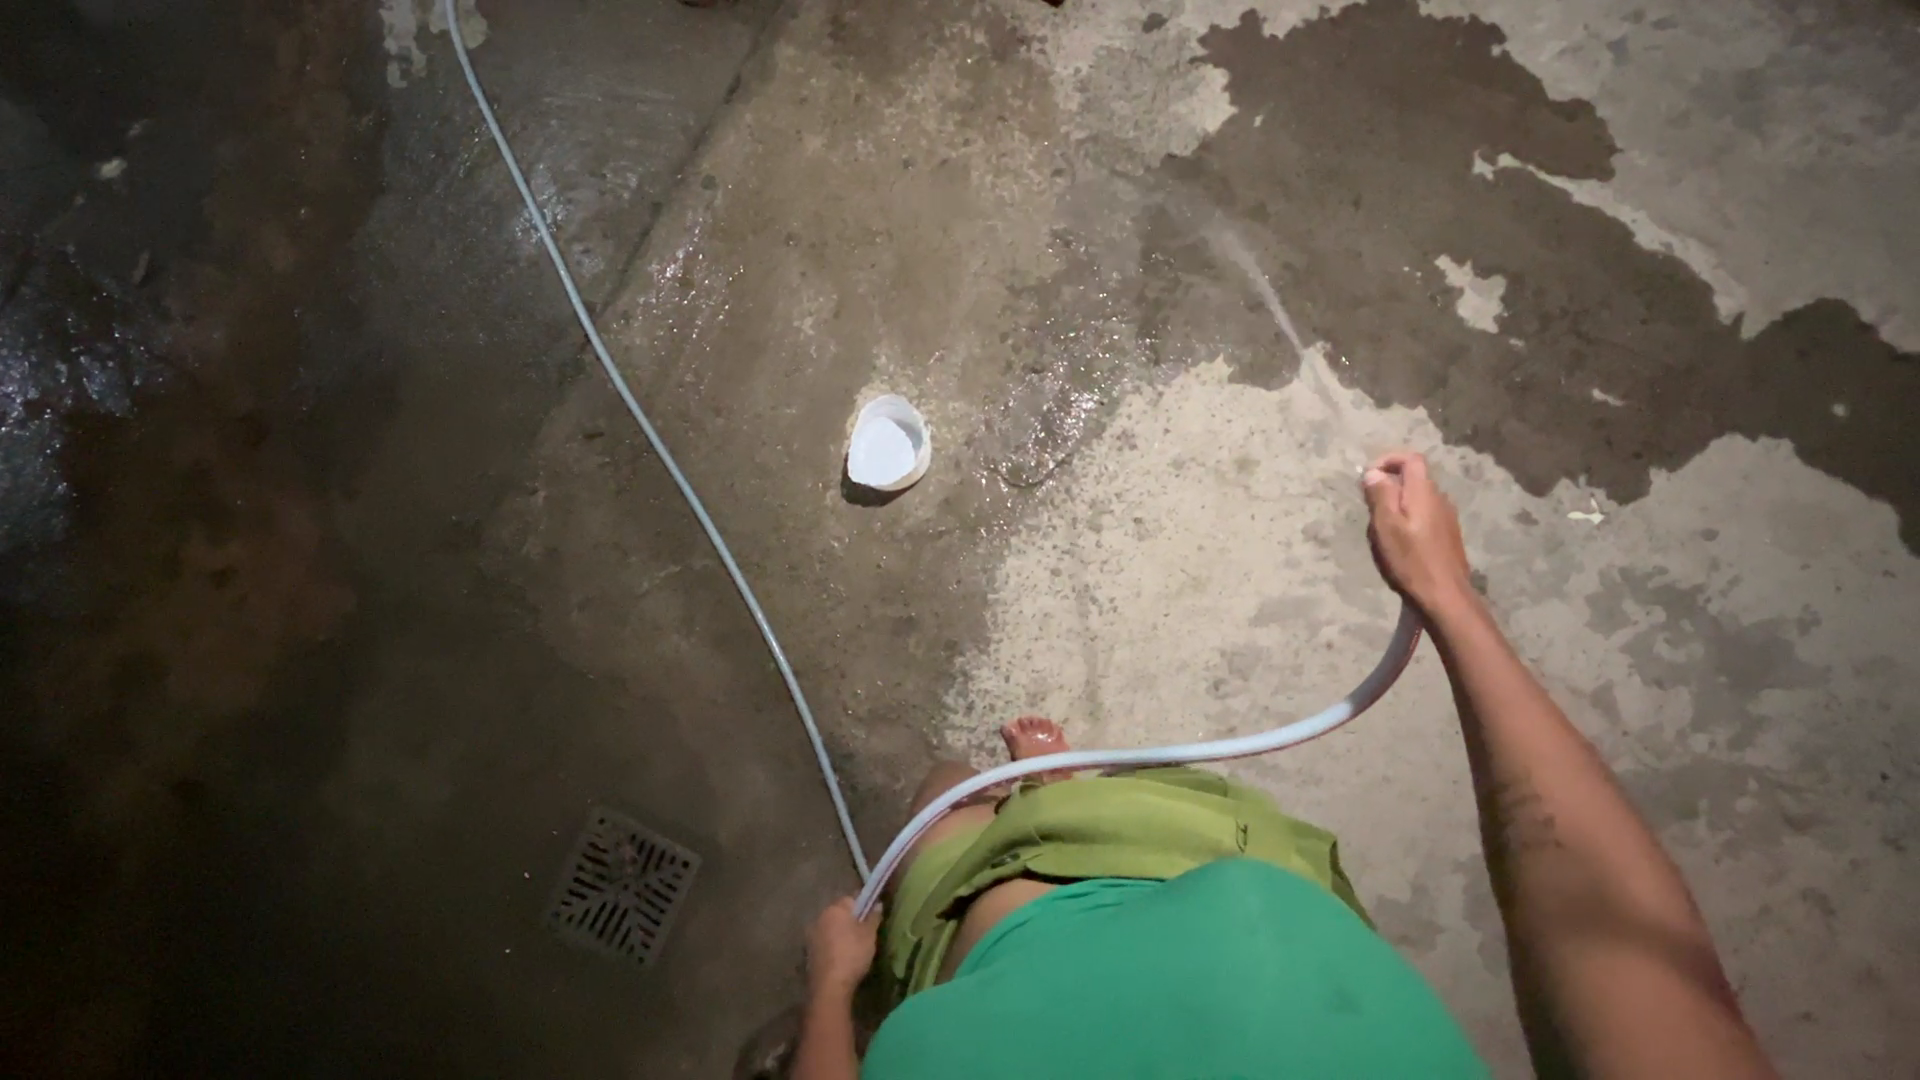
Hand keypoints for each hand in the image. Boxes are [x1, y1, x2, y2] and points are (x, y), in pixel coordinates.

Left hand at [806, 896, 880, 1000]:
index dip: (863, 905)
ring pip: (830, 927)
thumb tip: (877, 904)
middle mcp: (820, 917)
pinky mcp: (808, 951)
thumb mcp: (869, 935)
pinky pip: (824, 941)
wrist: (830, 986)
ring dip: (839, 932)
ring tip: (852, 946)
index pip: (851, 899)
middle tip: (863, 932)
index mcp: (835, 908)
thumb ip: (873, 917)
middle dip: (850, 919)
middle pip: (839, 912)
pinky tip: (840, 956)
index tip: (871, 916)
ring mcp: (812, 934)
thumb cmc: (853, 954)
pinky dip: (831, 945)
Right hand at [1361, 451, 1472, 612]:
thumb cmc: (1411, 559)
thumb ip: (1381, 496)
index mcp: (1423, 493)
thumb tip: (1373, 473)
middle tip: (1369, 503)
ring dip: (1398, 500)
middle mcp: (1439, 498)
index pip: (1411, 459)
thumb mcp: (1387, 526)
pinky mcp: (1447, 532)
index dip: (1389, 460)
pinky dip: (1408, 513)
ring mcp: (1446, 515)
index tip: (1368, 476)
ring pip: (1419, 495)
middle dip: (1389, 482)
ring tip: (1381, 522)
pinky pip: (1425, 511)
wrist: (1445, 593)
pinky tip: (1399, 536)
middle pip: (1415, 476)